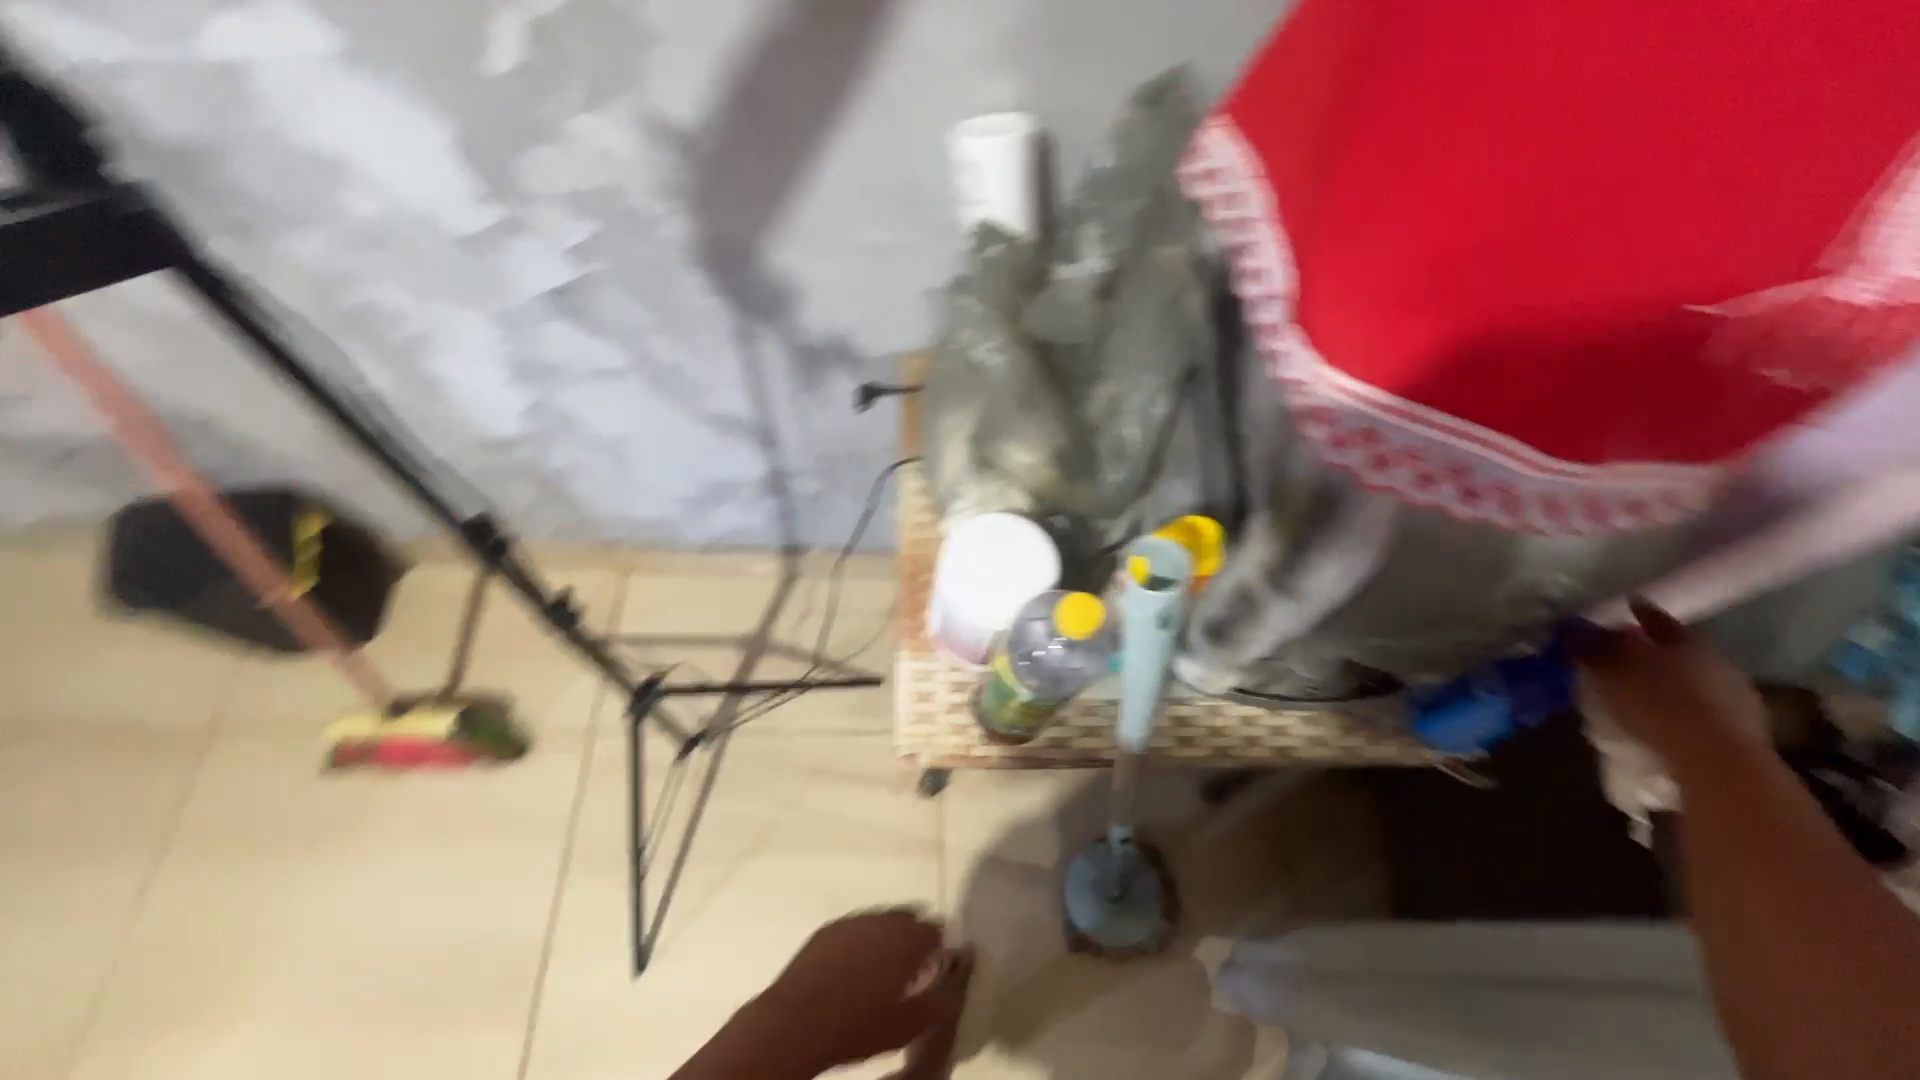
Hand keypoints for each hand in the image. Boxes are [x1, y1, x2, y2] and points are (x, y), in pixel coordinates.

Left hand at [747, 909, 972, 1075]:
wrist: (797, 1023)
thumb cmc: (858, 1027)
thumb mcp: (907, 1027)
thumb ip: (937, 1005)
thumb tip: (951, 993)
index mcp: (907, 939)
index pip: (935, 928)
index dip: (938, 947)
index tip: (934, 966)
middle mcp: (882, 920)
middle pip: (908, 917)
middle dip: (912, 937)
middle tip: (909, 966)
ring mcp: (852, 921)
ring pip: (880, 920)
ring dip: (886, 936)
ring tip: (880, 966)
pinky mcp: (827, 929)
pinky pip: (855, 928)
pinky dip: (860, 940)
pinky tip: (852, 965)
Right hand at [1572, 597, 1769, 772]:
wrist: (1719, 761)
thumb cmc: (1656, 706)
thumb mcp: (1609, 675)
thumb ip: (1590, 650)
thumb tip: (1572, 629)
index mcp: (1686, 641)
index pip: (1655, 618)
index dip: (1637, 612)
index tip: (1625, 606)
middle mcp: (1715, 659)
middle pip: (1678, 648)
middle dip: (1653, 650)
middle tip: (1626, 656)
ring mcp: (1735, 693)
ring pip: (1694, 678)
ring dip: (1671, 681)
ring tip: (1643, 693)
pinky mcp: (1745, 727)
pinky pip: (1705, 707)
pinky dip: (1685, 708)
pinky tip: (1668, 720)